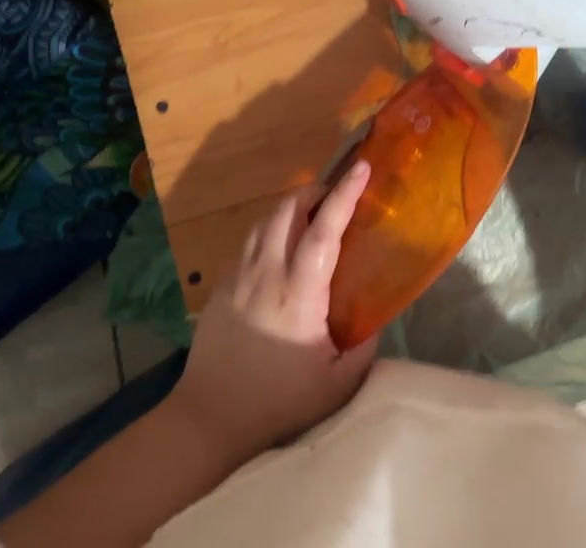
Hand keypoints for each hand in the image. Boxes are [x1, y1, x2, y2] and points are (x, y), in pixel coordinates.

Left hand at [172, 161, 379, 458]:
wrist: (209, 418)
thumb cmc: (278, 402)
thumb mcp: (337, 383)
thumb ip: (365, 345)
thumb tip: (377, 317)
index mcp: (299, 293)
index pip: (324, 230)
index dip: (345, 194)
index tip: (362, 168)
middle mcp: (267, 273)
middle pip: (288, 210)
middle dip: (315, 190)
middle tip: (338, 194)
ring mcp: (239, 276)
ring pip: (265, 221)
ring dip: (292, 207)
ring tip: (313, 213)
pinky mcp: (221, 286)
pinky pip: (250, 241)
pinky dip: (272, 229)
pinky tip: (282, 245)